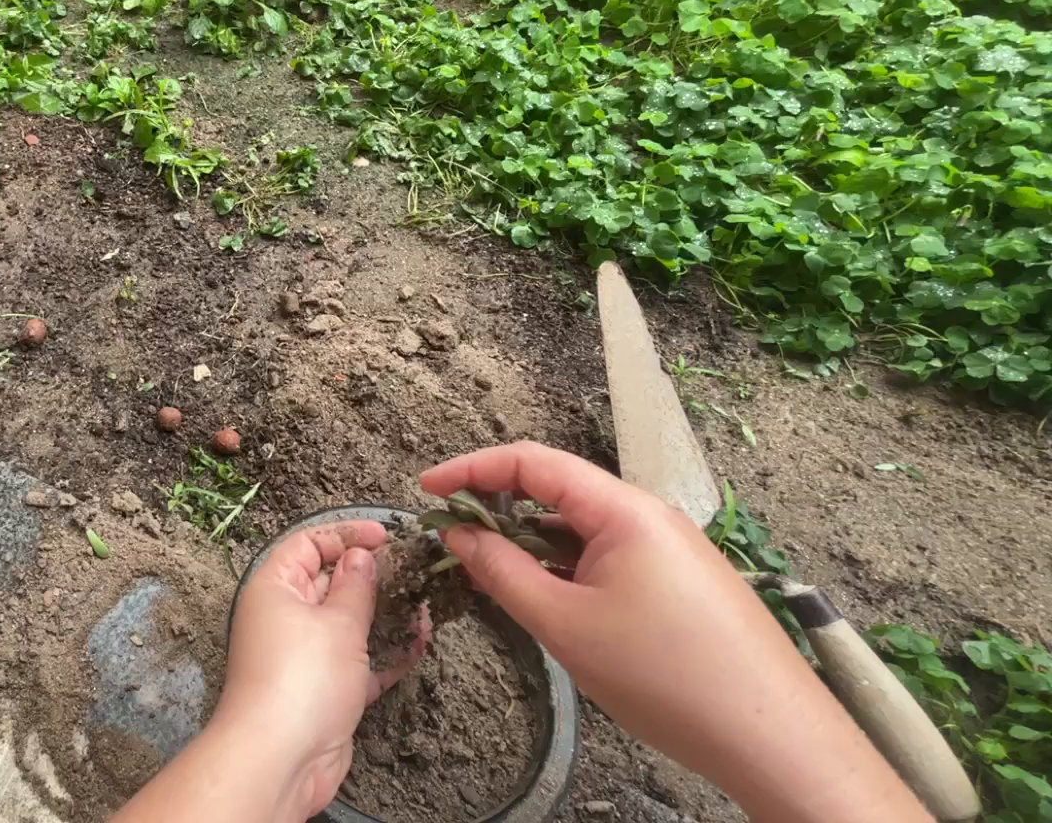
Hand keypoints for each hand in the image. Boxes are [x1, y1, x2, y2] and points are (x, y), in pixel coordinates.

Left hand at [213, 520, 422, 818]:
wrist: (280, 757)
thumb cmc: (302, 676)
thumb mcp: (337, 622)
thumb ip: (356, 586)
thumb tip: (361, 555)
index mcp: (276, 585)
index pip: (308, 544)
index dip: (345, 534)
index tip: (385, 536)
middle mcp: (285, 613)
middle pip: (330, 581)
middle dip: (372, 577)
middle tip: (414, 573)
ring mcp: (304, 652)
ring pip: (348, 623)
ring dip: (385, 617)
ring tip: (425, 610)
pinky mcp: (323, 687)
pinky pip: (356, 660)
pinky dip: (383, 654)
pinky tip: (418, 647)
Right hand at [421, 442, 927, 822]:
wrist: (785, 751)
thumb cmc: (667, 678)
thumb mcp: (562, 622)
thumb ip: (499, 568)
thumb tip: (456, 533)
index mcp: (623, 510)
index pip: (530, 461)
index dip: (470, 469)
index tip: (427, 490)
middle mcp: (648, 516)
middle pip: (554, 489)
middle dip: (495, 505)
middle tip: (452, 534)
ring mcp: (668, 549)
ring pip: (577, 525)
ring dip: (527, 539)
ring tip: (490, 570)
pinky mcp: (679, 581)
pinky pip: (603, 553)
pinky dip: (560, 563)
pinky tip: (543, 594)